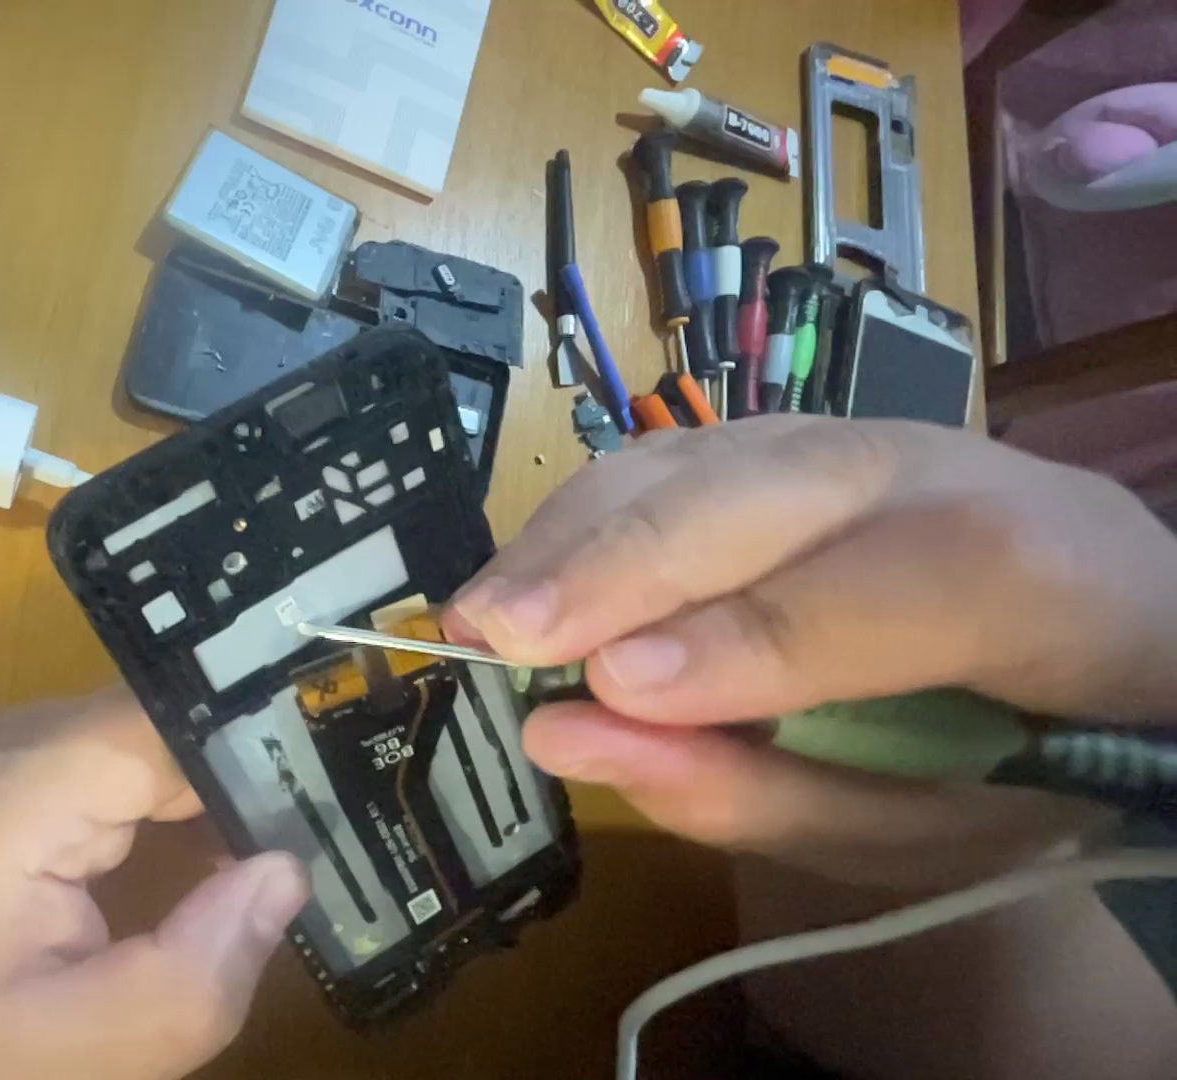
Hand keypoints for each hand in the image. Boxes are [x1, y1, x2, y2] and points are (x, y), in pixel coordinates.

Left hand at [0, 689, 309, 1079]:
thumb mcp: (62, 1061)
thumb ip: (188, 981)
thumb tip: (286, 875)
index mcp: (17, 791)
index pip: (166, 724)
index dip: (253, 753)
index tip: (328, 799)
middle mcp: (14, 736)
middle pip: (162, 720)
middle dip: (243, 773)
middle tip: (321, 831)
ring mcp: (7, 740)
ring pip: (146, 733)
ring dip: (208, 786)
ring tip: (275, 842)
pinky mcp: (11, 761)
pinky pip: (116, 754)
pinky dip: (167, 793)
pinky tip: (198, 847)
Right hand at [448, 417, 1176, 882]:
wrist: (1003, 658)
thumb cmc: (968, 768)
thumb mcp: (898, 826)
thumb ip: (747, 791)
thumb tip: (561, 735)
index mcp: (1067, 582)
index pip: (929, 578)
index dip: (765, 633)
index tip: (616, 685)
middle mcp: (938, 474)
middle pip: (769, 488)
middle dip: (623, 563)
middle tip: (505, 633)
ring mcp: (822, 441)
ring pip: (677, 464)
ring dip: (563, 540)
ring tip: (479, 616)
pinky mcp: (735, 445)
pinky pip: (633, 469)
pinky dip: (559, 526)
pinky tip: (511, 583)